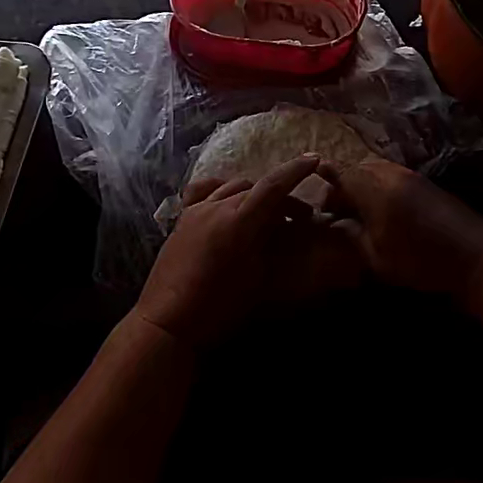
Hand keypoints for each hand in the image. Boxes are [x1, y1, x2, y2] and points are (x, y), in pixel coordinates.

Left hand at [135, 155, 362, 349]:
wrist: (169, 322)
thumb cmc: (220, 309)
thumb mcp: (259, 280)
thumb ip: (275, 247)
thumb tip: (291, 231)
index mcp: (240, 221)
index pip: (273, 185)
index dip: (296, 170)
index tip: (314, 159)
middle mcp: (217, 207)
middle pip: (255, 188)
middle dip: (280, 196)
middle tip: (299, 218)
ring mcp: (196, 211)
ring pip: (232, 188)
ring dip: (254, 195)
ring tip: (266, 214)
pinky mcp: (182, 220)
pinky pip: (205, 193)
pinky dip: (222, 192)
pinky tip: (227, 203)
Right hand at [320, 157, 482, 295]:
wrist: (477, 258)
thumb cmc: (421, 261)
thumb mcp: (376, 258)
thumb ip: (350, 236)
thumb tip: (332, 225)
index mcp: (373, 188)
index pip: (338, 173)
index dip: (324, 184)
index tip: (317, 203)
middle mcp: (389, 173)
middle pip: (355, 169)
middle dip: (342, 186)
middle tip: (336, 212)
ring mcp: (409, 175)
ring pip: (374, 170)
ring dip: (362, 186)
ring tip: (358, 212)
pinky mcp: (424, 182)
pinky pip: (391, 176)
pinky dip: (379, 187)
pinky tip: (381, 211)